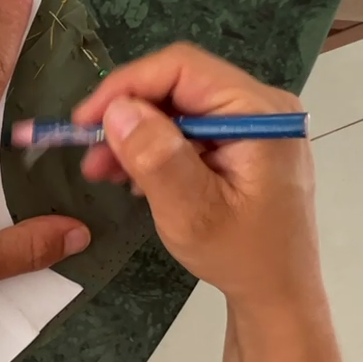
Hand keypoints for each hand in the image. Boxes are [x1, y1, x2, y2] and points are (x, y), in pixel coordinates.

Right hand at [74, 42, 320, 312]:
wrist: (277, 292)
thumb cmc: (241, 256)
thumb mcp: (192, 212)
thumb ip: (156, 158)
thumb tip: (117, 110)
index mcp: (258, 112)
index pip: (182, 69)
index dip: (126, 87)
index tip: (84, 121)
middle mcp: (259, 106)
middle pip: (178, 87)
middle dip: (127, 115)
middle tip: (89, 155)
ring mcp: (251, 125)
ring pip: (178, 110)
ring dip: (135, 135)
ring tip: (102, 172)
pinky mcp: (241, 145)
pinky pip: (189, 131)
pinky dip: (154, 149)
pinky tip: (133, 178)